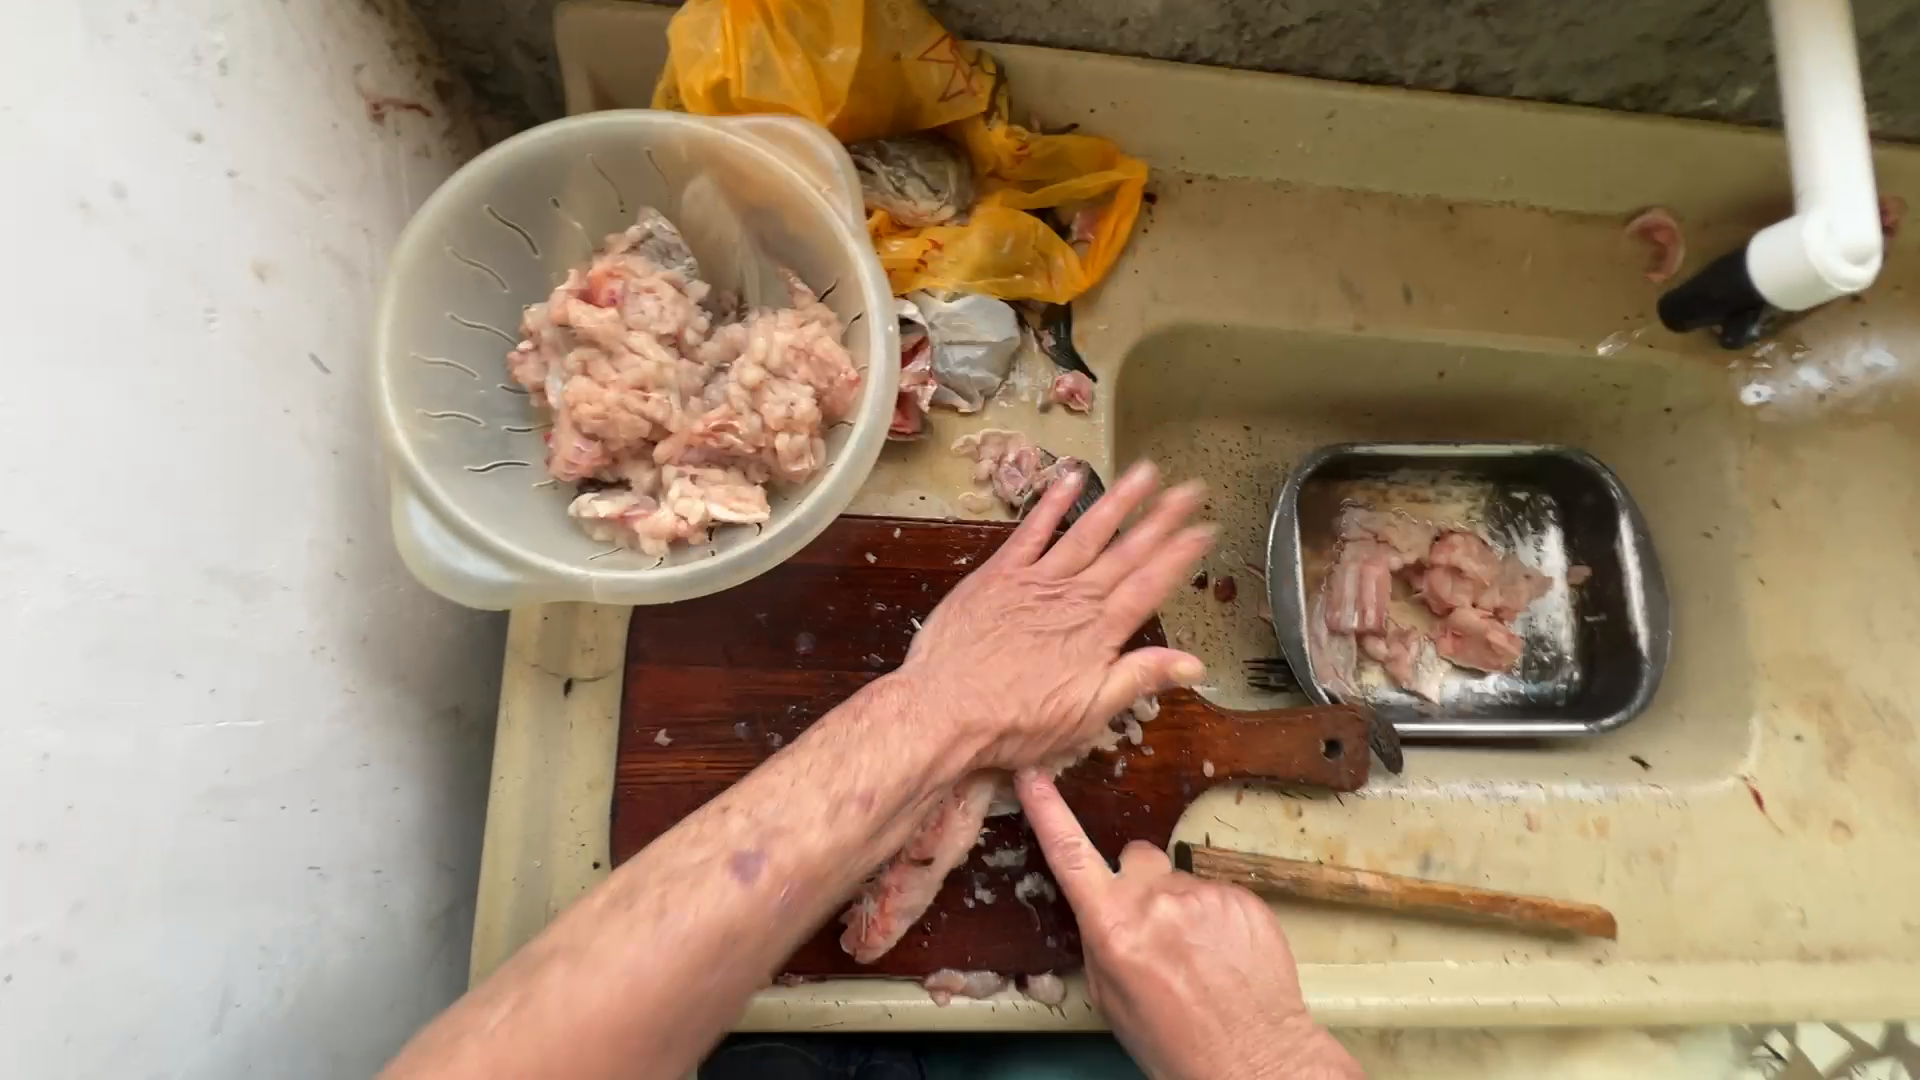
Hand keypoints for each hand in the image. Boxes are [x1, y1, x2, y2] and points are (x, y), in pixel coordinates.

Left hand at [896, 461, 1213, 771]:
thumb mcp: (1084, 716)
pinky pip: (1030, 531)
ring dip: (1118, 501)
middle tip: (1190, 490)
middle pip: (1126, 552)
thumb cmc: (1013, 723)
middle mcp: (1072, 598)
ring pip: (1086, 533)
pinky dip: (1052, 503)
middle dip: (1161, 519)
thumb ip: (1137, 680)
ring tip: (1145, 473)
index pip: (1149, 586)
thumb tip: (1193, 664)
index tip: (1203, 531)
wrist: (943, 711)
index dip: (1179, 557)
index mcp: (1097, 633)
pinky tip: (1071, 478)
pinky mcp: (999, 574)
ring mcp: (1035, 580)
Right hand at [1017, 771, 1364, 1079]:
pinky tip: (1227, 954)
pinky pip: (1217, 892)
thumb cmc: (1176, 1044)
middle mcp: (1153, 900)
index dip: (1046, 810)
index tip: (1031, 774)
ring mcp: (1201, 894)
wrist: (1257, 1066)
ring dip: (1183, 906)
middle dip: (1140, 879)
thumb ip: (1100, 937)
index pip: (1070, 854)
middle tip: (1158, 927)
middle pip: (1136, 856)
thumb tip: (1102, 905)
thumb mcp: (1110, 998)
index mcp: (1113, 927)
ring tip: (1200, 954)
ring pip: (1178, 879)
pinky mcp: (1240, 896)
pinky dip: (1219, 917)